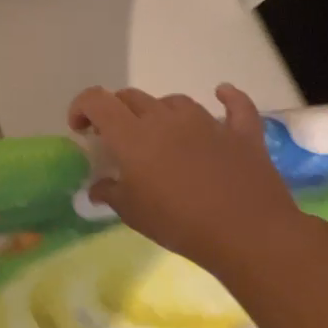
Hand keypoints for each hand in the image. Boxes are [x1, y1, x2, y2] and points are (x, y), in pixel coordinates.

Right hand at [68, 85, 306, 273]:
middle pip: (132, 97)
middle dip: (116, 111)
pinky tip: (221, 93)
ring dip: (159, 111)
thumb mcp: (130, 212)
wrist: (248, 234)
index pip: (96, 101)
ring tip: (158, 132)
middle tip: (115, 137)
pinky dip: (226, 97)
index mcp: (132, 135)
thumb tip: (99, 187)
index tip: (80, 130)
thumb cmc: (178, 222)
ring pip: (174, 101)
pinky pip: (236, 106)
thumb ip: (110, 192)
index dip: (81, 108)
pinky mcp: (242, 134)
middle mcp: (166, 120)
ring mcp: (208, 123)